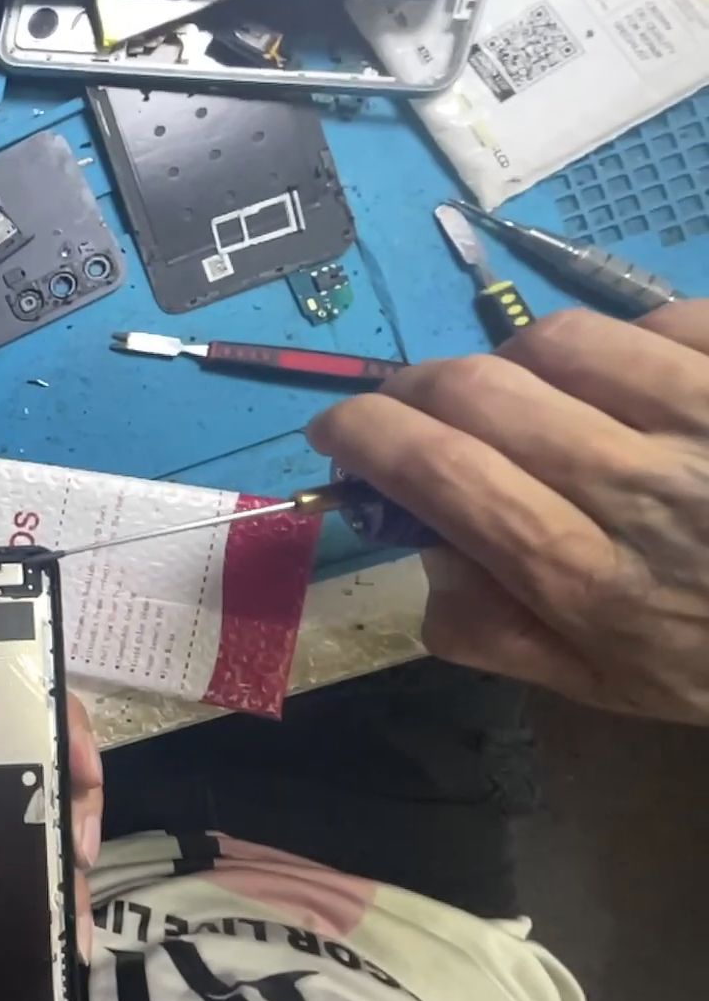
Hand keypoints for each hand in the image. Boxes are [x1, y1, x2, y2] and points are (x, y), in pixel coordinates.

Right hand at [308, 301, 708, 722]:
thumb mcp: (594, 681)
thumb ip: (480, 625)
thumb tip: (425, 546)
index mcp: (579, 570)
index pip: (430, 466)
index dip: (357, 430)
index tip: (334, 432)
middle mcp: (641, 487)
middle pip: (472, 388)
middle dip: (408, 388)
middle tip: (409, 409)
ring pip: (556, 340)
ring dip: (511, 364)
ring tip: (530, 396)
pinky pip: (666, 319)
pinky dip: (622, 343)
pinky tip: (635, 384)